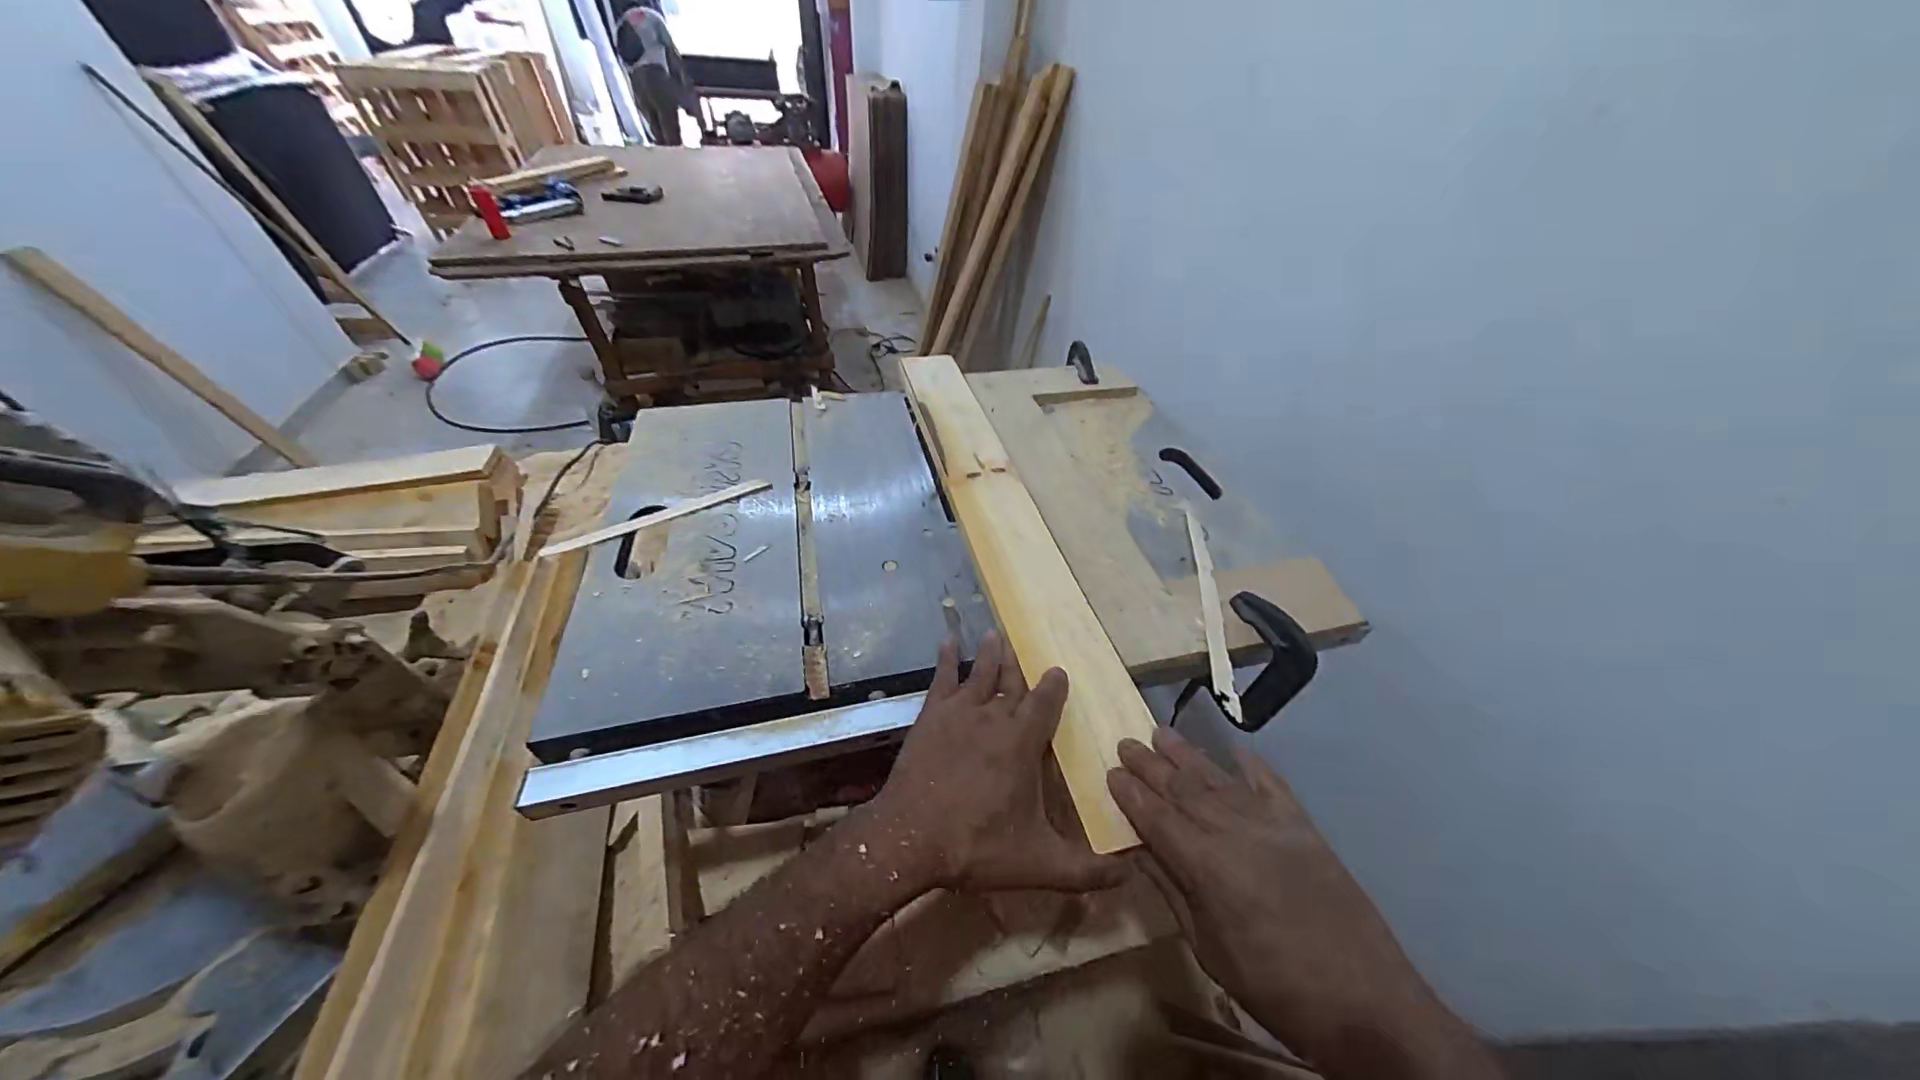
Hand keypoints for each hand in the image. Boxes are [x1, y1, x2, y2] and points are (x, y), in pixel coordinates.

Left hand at [866, 631, 1127, 893]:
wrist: (911, 837)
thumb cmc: (978, 846)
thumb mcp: (1040, 865)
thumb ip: (1086, 871)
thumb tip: (1129, 876)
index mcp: (1022, 743)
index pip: (1045, 704)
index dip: (1053, 686)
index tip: (1058, 670)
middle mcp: (994, 718)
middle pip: (1012, 684)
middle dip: (1020, 666)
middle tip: (1024, 645)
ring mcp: (959, 713)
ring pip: (980, 674)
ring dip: (989, 654)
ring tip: (995, 634)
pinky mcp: (931, 717)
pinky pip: (941, 679)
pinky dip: (946, 659)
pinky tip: (948, 641)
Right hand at [1107, 728, 1500, 1078]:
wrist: (1368, 1004)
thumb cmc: (1275, 987)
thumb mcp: (1209, 950)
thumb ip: (1172, 893)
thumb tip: (1137, 851)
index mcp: (1206, 865)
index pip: (1156, 817)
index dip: (1130, 793)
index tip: (1109, 771)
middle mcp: (1234, 832)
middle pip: (1183, 788)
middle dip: (1150, 764)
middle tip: (1125, 742)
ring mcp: (1273, 825)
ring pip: (1219, 779)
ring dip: (1188, 754)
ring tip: (1162, 732)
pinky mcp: (1305, 829)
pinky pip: (1272, 786)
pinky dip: (1252, 766)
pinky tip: (1236, 750)